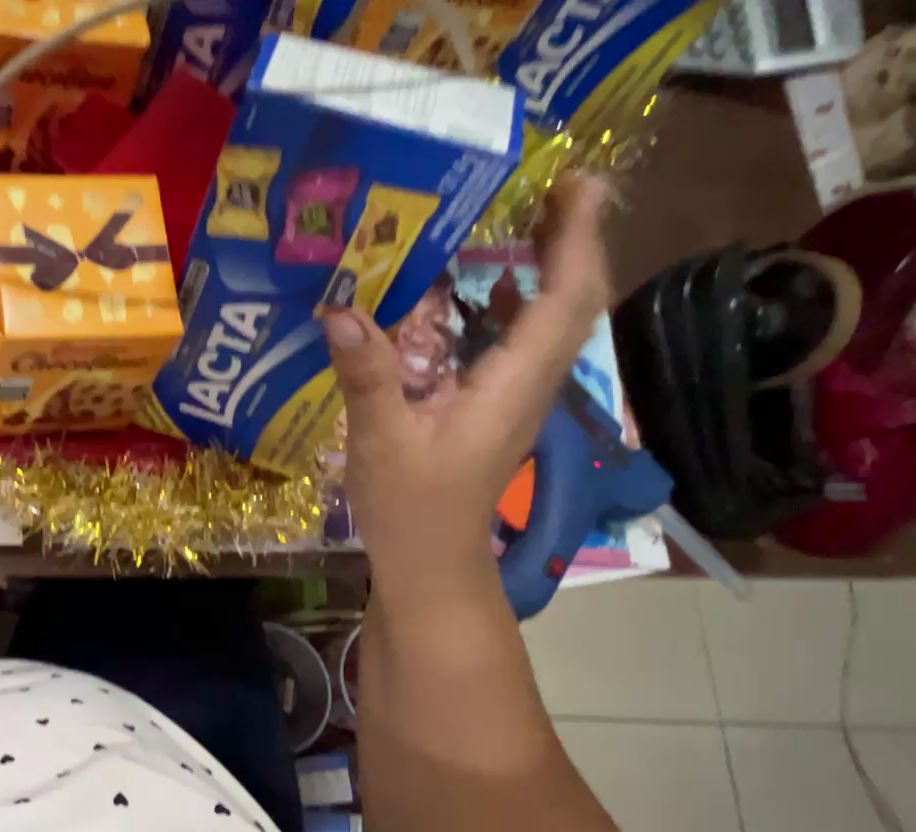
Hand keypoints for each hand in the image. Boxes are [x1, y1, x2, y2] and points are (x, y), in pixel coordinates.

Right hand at [323, 175, 611, 590]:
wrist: (431, 564)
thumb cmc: (411, 508)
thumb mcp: (379, 442)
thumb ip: (366, 375)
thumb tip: (338, 309)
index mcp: (512, 386)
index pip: (564, 300)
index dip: (576, 239)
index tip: (577, 183)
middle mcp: (528, 384)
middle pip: (573, 302)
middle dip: (573, 241)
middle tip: (553, 188)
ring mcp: (515, 398)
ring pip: (553, 321)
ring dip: (550, 268)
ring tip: (525, 221)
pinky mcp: (494, 409)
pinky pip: (521, 342)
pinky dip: (516, 304)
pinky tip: (483, 290)